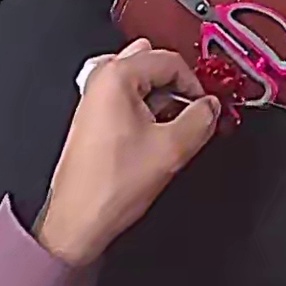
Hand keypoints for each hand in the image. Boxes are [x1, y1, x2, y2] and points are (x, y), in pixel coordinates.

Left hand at [34, 39, 219, 265]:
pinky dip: (144, 104)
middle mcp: (102, 78)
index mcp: (117, 76)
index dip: (194, 83)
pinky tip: (151, 133)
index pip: (170, 61)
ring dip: (160, 93)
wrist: (75, 225)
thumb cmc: (109, 188)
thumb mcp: (171, 150)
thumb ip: (200, 120)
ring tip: (170, 123)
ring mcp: (94, 96)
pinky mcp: (93, 114)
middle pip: (153, 60)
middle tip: (188, 109)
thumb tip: (211, 107)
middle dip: (175, 83)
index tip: (204, 106)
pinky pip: (126, 93)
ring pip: (140, 76)